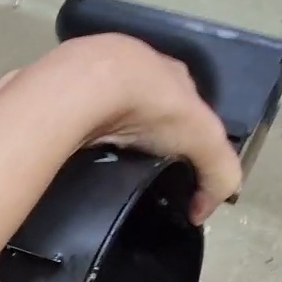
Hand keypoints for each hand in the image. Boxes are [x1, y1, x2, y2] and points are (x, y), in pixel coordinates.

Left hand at [0, 34, 243, 223]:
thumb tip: (202, 213)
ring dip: (109, 132)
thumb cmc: (152, 107)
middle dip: (144, 135)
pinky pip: (75, 115)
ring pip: (107, 108)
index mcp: (172, 75)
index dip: (185, 138)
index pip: (186, 107)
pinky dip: (78, 132)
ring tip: (105, 166)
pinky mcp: (62, 88)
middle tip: (136, 172)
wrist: (87, 85)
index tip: (175, 169)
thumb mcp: (205, 140)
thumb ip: (219, 174)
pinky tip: (77, 152)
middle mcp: (135, 67)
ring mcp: (95, 74)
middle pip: (145, 106)